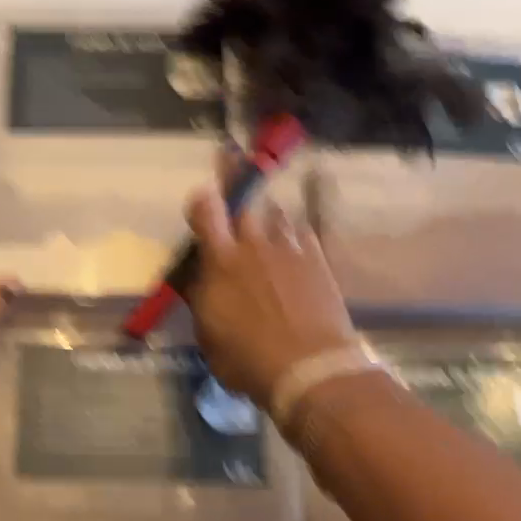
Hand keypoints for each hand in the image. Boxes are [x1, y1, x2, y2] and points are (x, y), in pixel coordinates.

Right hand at [184, 178, 360, 408]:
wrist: (310, 368)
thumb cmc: (248, 359)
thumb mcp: (208, 335)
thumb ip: (203, 300)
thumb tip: (202, 282)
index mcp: (220, 263)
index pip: (206, 213)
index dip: (202, 198)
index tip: (203, 191)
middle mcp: (253, 245)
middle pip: (244, 197)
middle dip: (234, 172)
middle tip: (231, 152)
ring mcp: (289, 249)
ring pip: (276, 213)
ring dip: (267, 213)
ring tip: (266, 216)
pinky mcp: (317, 259)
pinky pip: (302, 234)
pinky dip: (294, 236)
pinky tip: (294, 247)